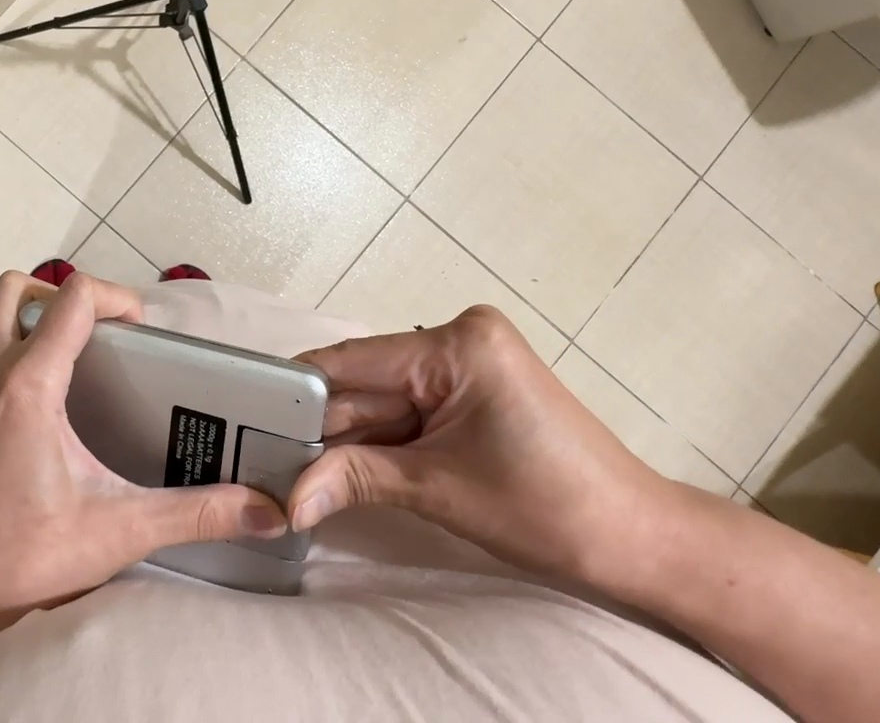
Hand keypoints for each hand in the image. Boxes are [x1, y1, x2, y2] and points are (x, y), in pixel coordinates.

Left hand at [0, 271, 286, 618]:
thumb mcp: (122, 531)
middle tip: (111, 339)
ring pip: (3, 318)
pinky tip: (63, 404)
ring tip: (91, 363)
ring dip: (45, 320)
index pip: (72, 298)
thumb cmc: (31, 555)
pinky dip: (30, 352)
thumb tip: (265, 511)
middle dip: (71, 299)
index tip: (145, 332)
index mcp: (29, 386)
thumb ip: (195, 514)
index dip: (115, 297)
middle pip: (24, 292)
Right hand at [285, 306, 673, 584]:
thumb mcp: (437, 488)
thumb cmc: (547, 508)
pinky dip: (375, 442)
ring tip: (286, 468)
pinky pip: (404, 412)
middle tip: (261, 458)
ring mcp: (464, 365)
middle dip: (320, 426)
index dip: (297, 392)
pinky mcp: (468, 393)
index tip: (245, 414)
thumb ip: (353, 478)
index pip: (352, 361)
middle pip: (363, 382)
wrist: (634, 541)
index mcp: (456, 344)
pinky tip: (333, 467)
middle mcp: (456, 339)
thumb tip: (286, 500)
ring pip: (380, 401)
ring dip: (344, 439)